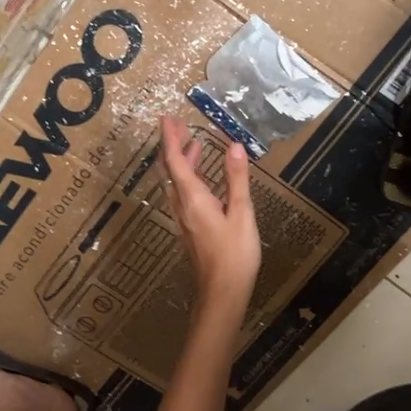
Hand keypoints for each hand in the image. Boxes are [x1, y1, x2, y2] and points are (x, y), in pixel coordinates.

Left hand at [158, 116, 260, 319]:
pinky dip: (187, 177)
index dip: (170, 139)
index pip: (175, 161)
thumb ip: (237, 179)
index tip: (167, 118)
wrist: (222, 293)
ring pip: (174, 183)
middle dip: (171, 146)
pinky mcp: (190, 229)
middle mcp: (182, 206)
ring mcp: (184, 219)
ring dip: (180, 162)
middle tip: (178, 125)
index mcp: (193, 199)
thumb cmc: (235, 254)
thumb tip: (233, 146)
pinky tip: (201, 178)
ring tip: (193, 144)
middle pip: (169, 171)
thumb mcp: (242, 214)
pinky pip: (181, 195)